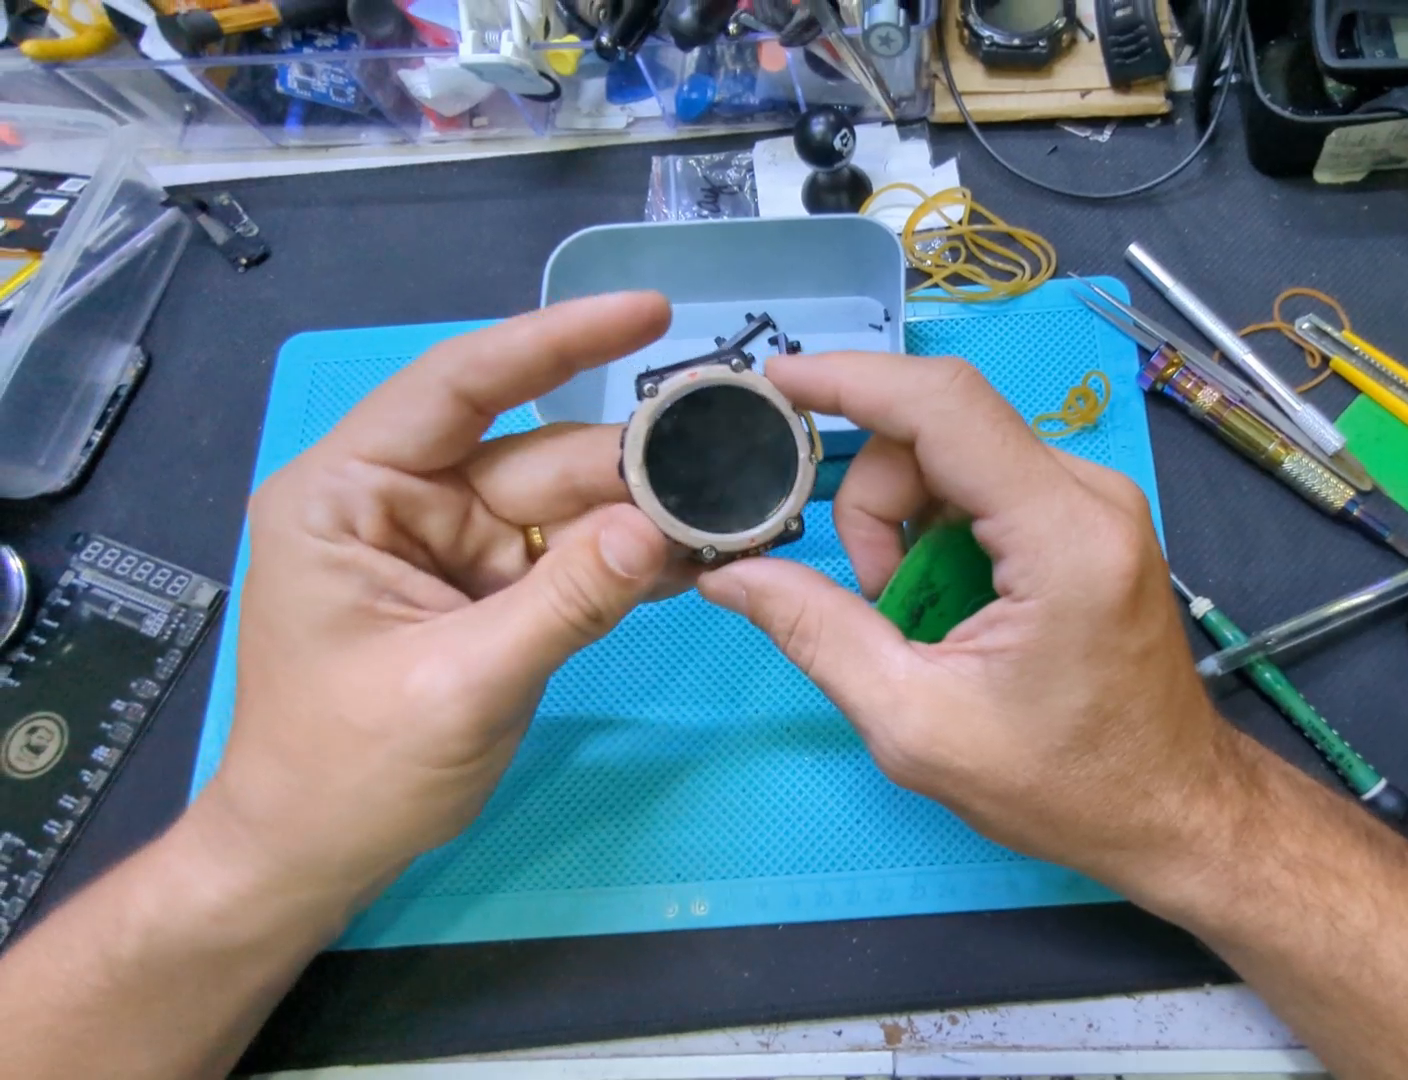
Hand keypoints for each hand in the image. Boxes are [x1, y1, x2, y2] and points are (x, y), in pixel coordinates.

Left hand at [191, 292, 681, 912]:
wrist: (327, 850)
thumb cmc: (349, 771)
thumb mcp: (460, 684)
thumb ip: (563, 604)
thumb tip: (657, 532)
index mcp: (358, 494)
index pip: (462, 387)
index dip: (554, 341)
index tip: (648, 312)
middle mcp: (420, 501)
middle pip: (550, 457)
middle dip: (638, 467)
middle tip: (733, 470)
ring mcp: (476, 544)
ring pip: (584, 504)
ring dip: (655, 514)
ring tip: (732, 516)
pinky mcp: (516, 583)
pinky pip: (592, 553)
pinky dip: (644, 557)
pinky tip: (702, 557)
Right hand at [698, 352, 1254, 904]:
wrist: (1169, 804)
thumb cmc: (1060, 784)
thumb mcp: (917, 724)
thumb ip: (818, 634)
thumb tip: (731, 575)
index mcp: (1062, 536)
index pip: (945, 406)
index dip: (851, 380)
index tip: (778, 382)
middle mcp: (1090, 493)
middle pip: (943, 432)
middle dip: (876, 500)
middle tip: (872, 595)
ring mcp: (1097, 501)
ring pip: (961, 455)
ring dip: (907, 520)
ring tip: (916, 613)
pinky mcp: (1091, 518)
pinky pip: (989, 483)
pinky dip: (942, 527)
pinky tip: (949, 598)